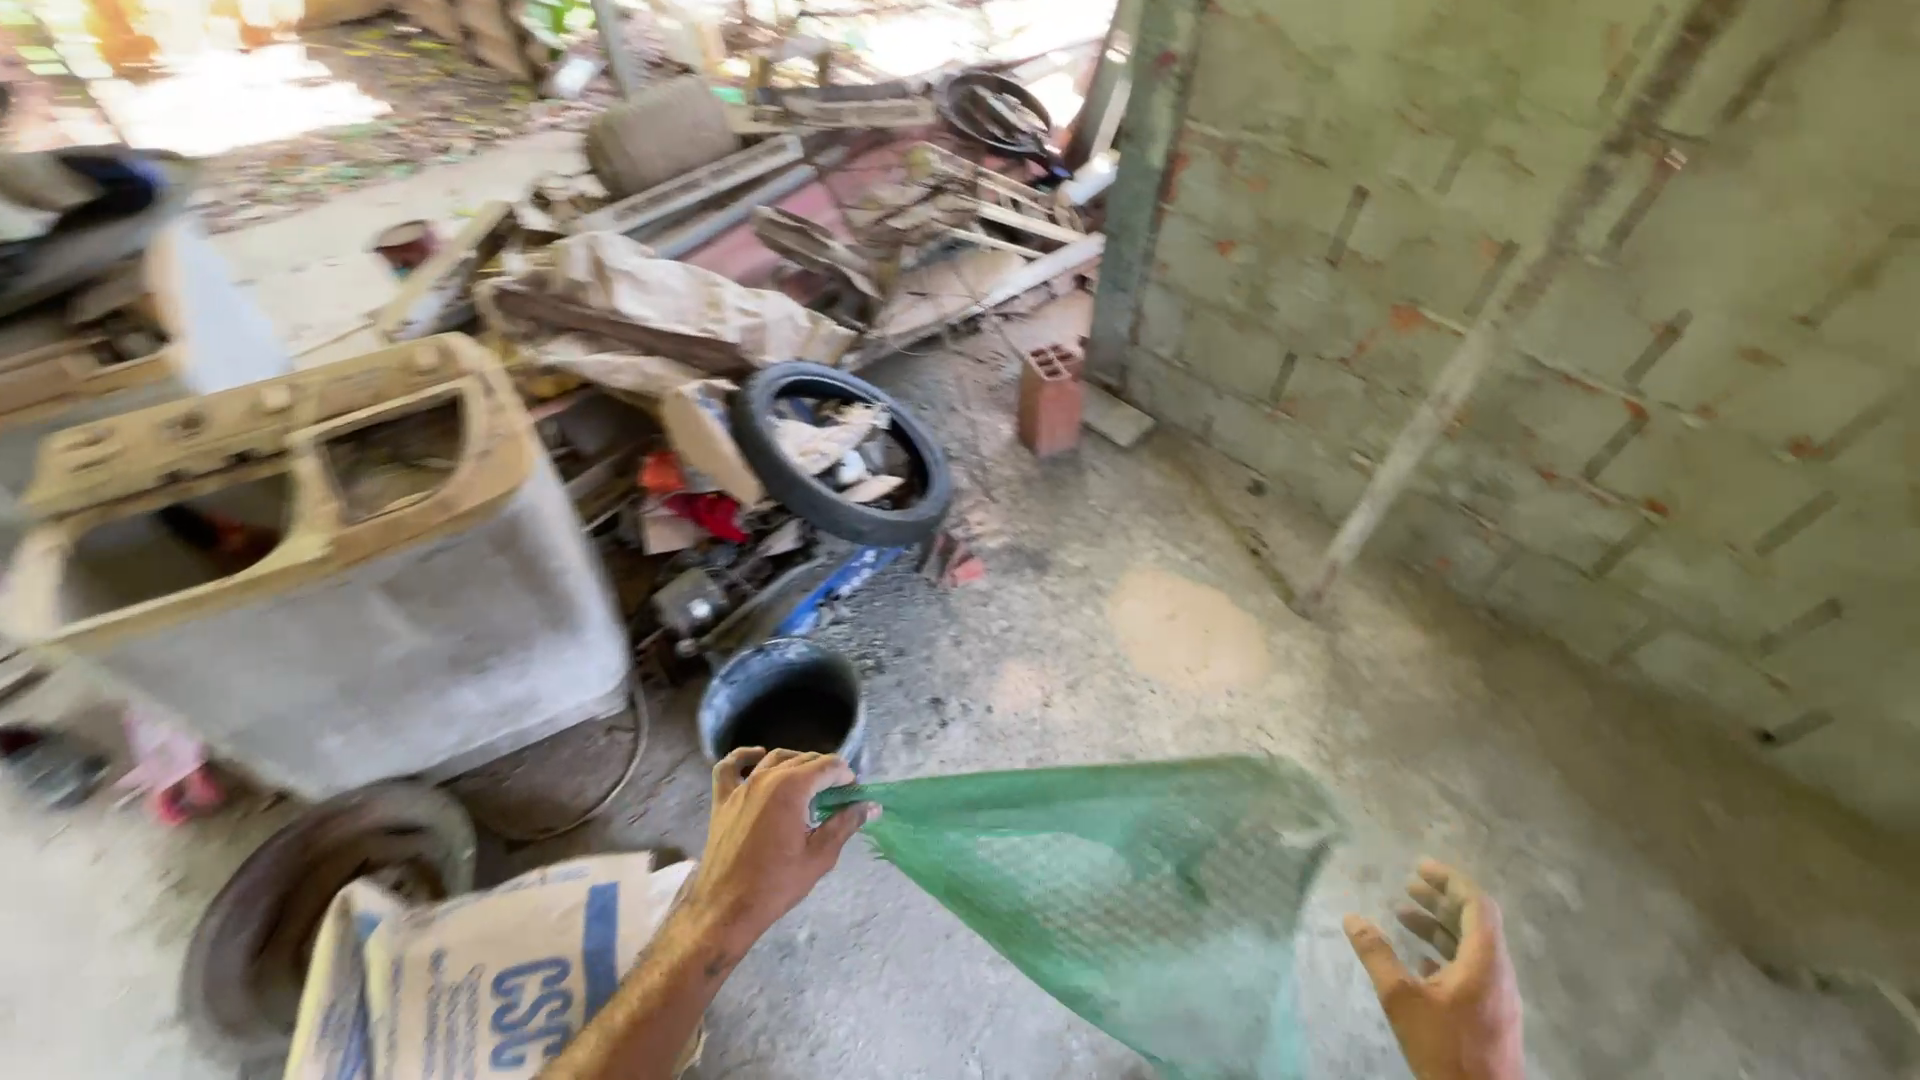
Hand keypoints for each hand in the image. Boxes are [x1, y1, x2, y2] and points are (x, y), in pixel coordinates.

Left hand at [684, 748, 875, 949]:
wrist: (725, 909)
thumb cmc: (776, 885)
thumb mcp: (820, 856)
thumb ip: (845, 824)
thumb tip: (870, 806)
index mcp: (792, 788)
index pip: (828, 766)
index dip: (845, 775)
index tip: (853, 793)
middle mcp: (766, 778)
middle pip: (804, 759)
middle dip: (825, 770)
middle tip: (837, 793)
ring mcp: (741, 787)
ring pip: (774, 758)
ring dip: (796, 763)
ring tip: (809, 782)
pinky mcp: (722, 800)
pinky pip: (730, 767)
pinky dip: (745, 757)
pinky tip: (757, 758)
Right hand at [1343, 859, 1523, 1079]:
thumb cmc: (1444, 1047)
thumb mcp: (1401, 998)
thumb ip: (1377, 954)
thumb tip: (1352, 917)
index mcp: (1486, 963)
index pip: (1477, 906)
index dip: (1450, 881)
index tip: (1419, 867)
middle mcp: (1498, 974)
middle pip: (1475, 922)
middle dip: (1440, 899)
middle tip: (1408, 883)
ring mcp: (1497, 996)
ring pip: (1471, 946)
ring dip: (1438, 926)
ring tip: (1402, 914)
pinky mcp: (1490, 1014)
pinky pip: (1471, 968)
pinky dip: (1444, 952)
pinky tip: (1419, 958)